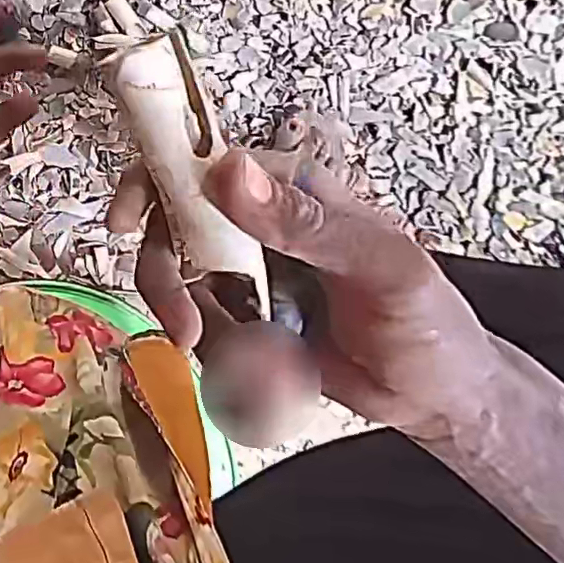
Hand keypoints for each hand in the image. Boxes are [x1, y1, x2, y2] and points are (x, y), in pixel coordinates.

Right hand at [110, 146, 498, 440]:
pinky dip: (229, 362)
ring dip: (206, 332)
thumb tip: (227, 170)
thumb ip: (304, 220)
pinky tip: (278, 376)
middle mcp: (247, 223)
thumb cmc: (425, 320)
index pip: (196, 164)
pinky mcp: (234, 316)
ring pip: (178, 288)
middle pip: (167, 232)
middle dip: (169, 283)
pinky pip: (201, 331)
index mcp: (281, 188)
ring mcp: (237, 272)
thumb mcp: (379, 265)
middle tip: (187, 330)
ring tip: (261, 368)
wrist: (438, 398)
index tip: (125, 223)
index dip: (149, 182)